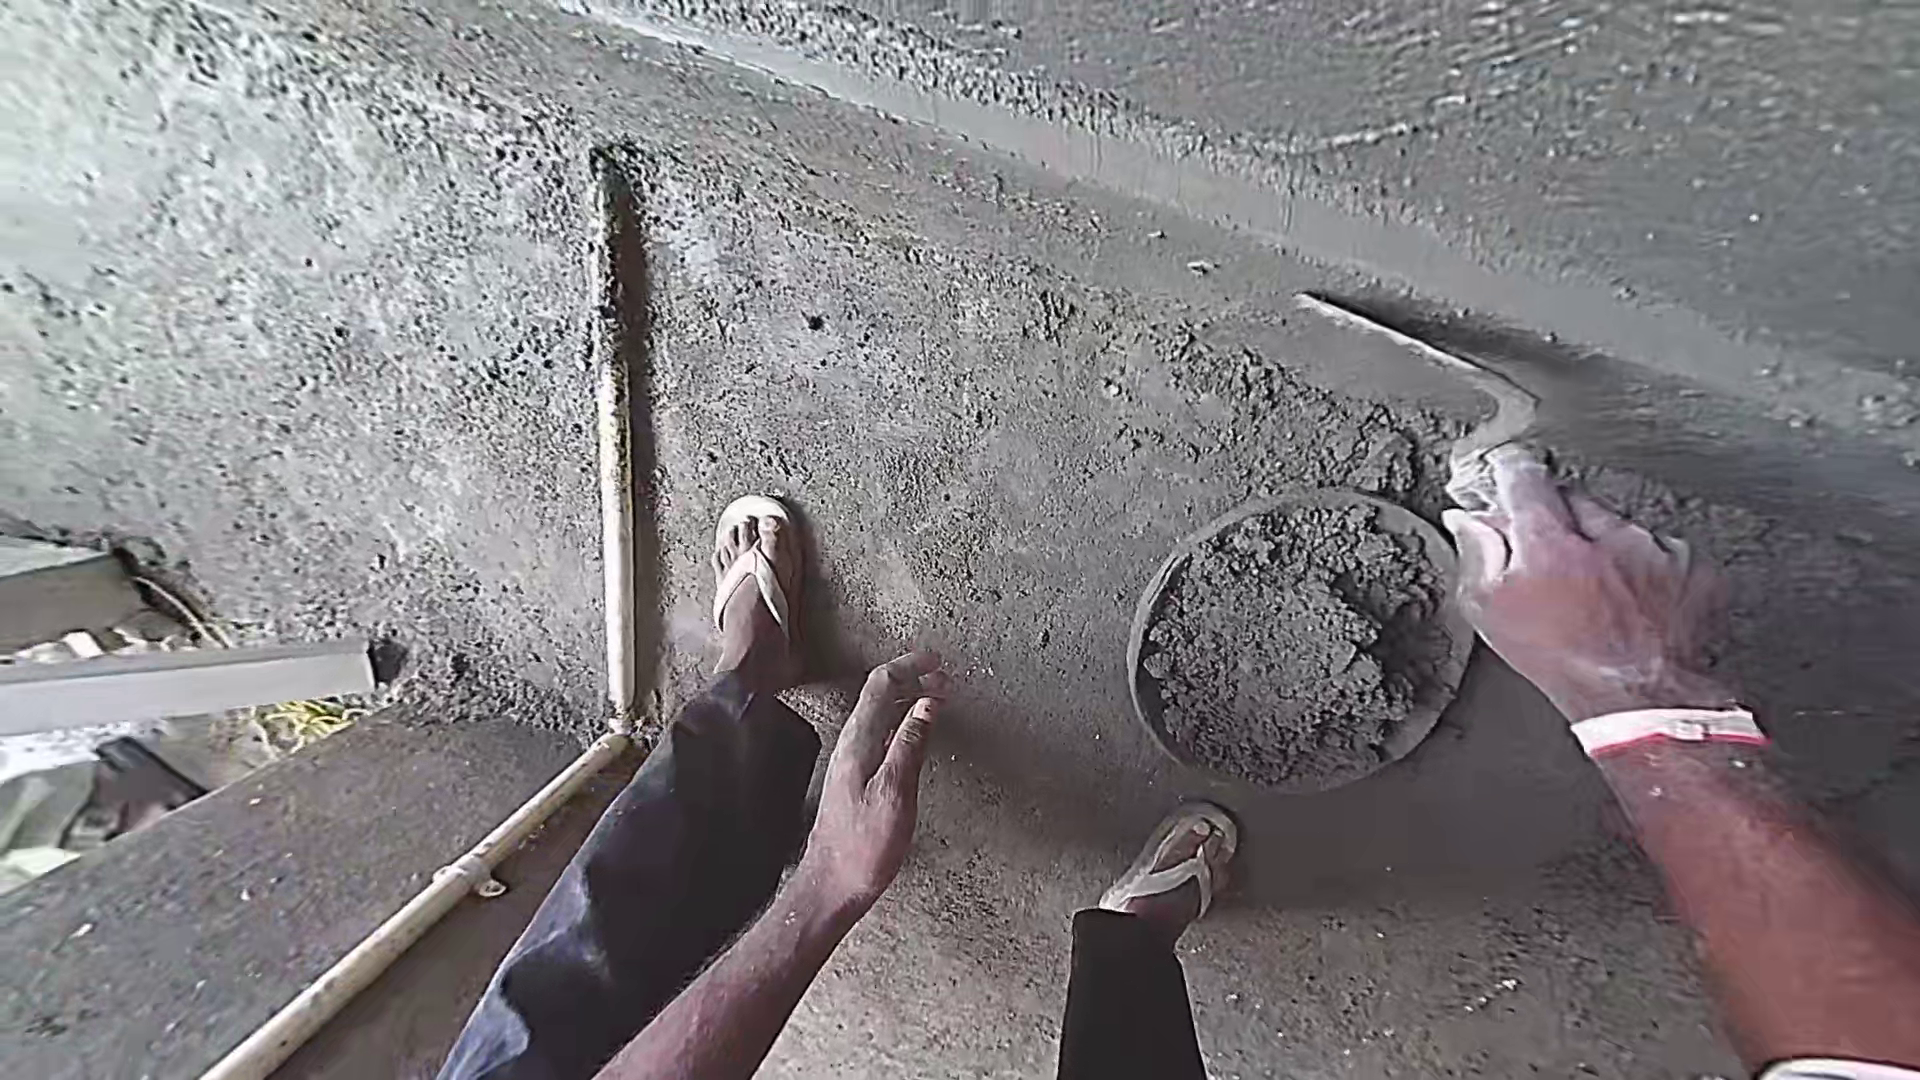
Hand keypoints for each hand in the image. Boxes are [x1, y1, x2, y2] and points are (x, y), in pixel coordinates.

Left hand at [796, 650, 949, 913]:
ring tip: (936, 694)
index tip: (937, 662)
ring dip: (909, 695)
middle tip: (943, 676)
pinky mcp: (857, 772)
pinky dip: (904, 716)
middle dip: (913, 676)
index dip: (910, 665)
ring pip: (881, 709)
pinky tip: (917, 727)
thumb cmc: (863, 846)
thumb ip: (911, 743)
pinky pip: (882, 728)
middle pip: (880, 691)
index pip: (882, 683)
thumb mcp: (895, 792)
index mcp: (860, 740)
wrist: (831, 883)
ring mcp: (853, 756)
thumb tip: (927, 704)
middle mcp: (852, 742)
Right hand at [1442, 446, 1737, 722]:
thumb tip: (1466, 516)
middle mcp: (1608, 535)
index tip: (1502, 465)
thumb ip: (1476, 550)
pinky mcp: (1695, 567)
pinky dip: (1634, 558)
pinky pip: (1655, 545)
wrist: (1636, 695)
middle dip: (1550, 511)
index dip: (1509, 468)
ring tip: (1583, 580)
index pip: (1526, 481)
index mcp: (1549, 542)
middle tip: (1534, 541)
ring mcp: (1658, 549)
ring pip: (1614, 521)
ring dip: (1594, 536)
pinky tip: (1619, 590)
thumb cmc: (1551, 651)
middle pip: (1571, 497)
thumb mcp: (1486, 604)